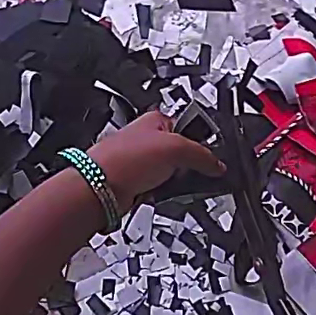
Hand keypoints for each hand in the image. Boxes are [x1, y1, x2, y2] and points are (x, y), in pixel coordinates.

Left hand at [87, 111, 224, 206]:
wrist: (98, 187)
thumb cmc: (124, 158)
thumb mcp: (176, 148)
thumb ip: (202, 155)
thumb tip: (217, 164)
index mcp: (156, 120)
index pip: (190, 127)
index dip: (203, 141)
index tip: (214, 156)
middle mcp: (148, 139)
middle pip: (183, 153)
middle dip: (188, 166)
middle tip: (191, 172)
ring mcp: (142, 163)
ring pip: (172, 174)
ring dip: (175, 183)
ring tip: (171, 184)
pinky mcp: (138, 184)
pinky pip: (161, 190)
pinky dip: (163, 194)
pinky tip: (160, 194)